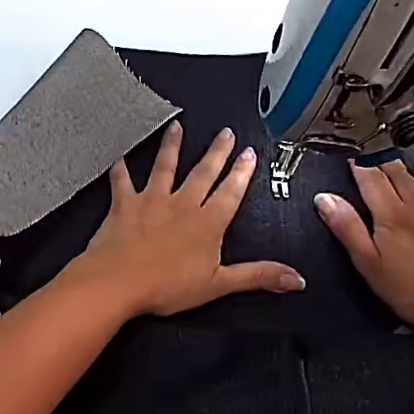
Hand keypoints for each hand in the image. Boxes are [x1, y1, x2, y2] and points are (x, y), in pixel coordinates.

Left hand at [62, 121, 304, 318]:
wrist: (118, 282)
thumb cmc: (166, 286)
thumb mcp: (219, 284)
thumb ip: (258, 277)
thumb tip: (295, 279)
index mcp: (207, 223)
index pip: (231, 191)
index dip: (242, 172)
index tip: (249, 154)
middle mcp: (182, 205)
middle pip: (203, 172)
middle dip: (217, 151)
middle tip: (226, 133)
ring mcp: (152, 201)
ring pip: (165, 167)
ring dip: (172, 147)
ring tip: (178, 128)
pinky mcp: (124, 205)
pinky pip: (122, 182)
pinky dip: (120, 169)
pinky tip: (120, 157)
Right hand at [315, 161, 413, 343]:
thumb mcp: (370, 266)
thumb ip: (348, 229)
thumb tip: (326, 199)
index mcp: (393, 217)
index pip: (372, 180)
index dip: (360, 167)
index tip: (353, 160)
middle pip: (400, 175)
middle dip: (384, 164)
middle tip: (375, 158)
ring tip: (405, 161)